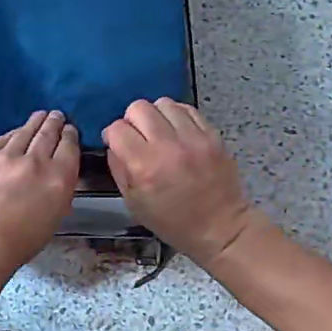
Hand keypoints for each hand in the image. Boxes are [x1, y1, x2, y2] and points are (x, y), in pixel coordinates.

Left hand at [0, 110, 80, 269]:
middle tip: (57, 116)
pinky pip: (3, 139)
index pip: (69, 146)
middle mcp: (36, 161)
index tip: (70, 131)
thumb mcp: (56, 215)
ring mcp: (8, 155)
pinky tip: (16, 132)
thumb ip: (62, 189)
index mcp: (59, 177)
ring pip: (26, 131)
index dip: (70, 135)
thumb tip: (60, 174)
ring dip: (36, 122)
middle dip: (54, 123)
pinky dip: (13, 134)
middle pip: (49, 133)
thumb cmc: (23, 240)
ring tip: (41, 116)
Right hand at [104, 99, 262, 267]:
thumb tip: (114, 144)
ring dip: (155, 115)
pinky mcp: (212, 135)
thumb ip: (118, 168)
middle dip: (131, 120)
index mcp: (144, 166)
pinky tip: (176, 132)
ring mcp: (193, 138)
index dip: (112, 135)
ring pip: (163, 103)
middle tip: (138, 137)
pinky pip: (187, 109)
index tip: (117, 144)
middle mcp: (168, 146)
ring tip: (159, 132)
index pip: (117, 129)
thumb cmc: (172, 221)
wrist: (219, 227)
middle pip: (138, 108)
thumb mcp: (133, 202)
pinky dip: (176, 116)